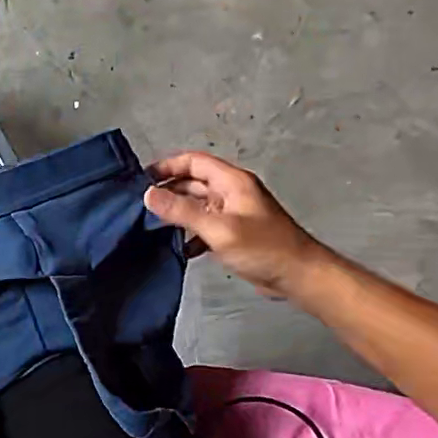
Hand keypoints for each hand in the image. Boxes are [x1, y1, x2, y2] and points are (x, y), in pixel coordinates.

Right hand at [143, 152, 326, 296]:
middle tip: (140, 205)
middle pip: (193, 183)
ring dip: (177, 214)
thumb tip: (148, 194)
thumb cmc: (262, 248)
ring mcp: (233, 214)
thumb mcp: (218, 229)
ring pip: (197, 206)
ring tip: (152, 226)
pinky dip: (190, 234)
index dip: (167, 166)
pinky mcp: (233, 234)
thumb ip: (182, 211)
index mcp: (232, 182)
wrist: (297, 275)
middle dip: (168, 190)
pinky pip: (205, 227)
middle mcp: (231, 193)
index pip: (194, 162)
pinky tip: (179, 249)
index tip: (141, 179)